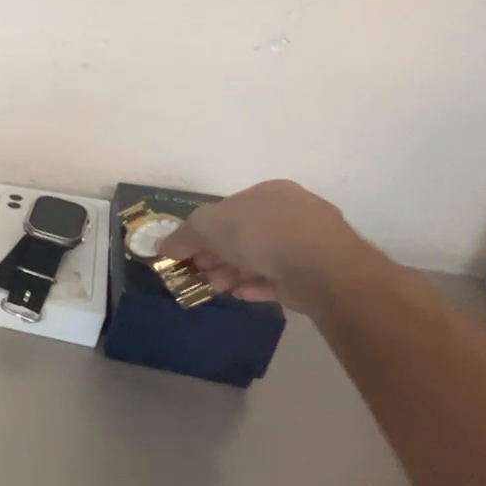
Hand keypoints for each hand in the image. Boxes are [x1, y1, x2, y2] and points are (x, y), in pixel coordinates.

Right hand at [158, 180, 364, 307]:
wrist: (321, 267)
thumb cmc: (259, 234)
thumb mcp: (204, 226)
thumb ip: (181, 236)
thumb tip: (163, 246)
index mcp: (268, 192)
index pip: (227, 210)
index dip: (202, 232)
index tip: (186, 254)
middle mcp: (293, 211)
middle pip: (243, 235)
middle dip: (216, 255)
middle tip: (199, 273)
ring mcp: (311, 240)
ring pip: (261, 257)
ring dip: (233, 272)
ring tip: (217, 288)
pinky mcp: (322, 269)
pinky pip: (281, 275)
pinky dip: (259, 284)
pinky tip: (243, 294)